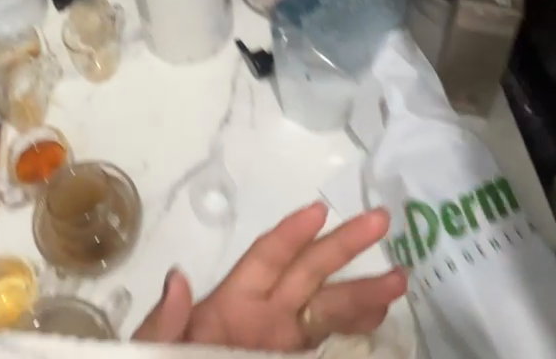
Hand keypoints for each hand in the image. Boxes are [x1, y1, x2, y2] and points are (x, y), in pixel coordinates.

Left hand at [131, 203, 407, 350]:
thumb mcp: (156, 346)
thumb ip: (165, 320)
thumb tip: (178, 277)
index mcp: (229, 304)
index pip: (266, 259)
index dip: (291, 234)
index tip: (318, 210)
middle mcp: (263, 316)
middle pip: (309, 272)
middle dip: (343, 246)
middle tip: (380, 219)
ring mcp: (281, 342)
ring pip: (328, 308)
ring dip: (362, 292)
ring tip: (399, 276)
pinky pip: (326, 341)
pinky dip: (356, 327)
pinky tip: (379, 317)